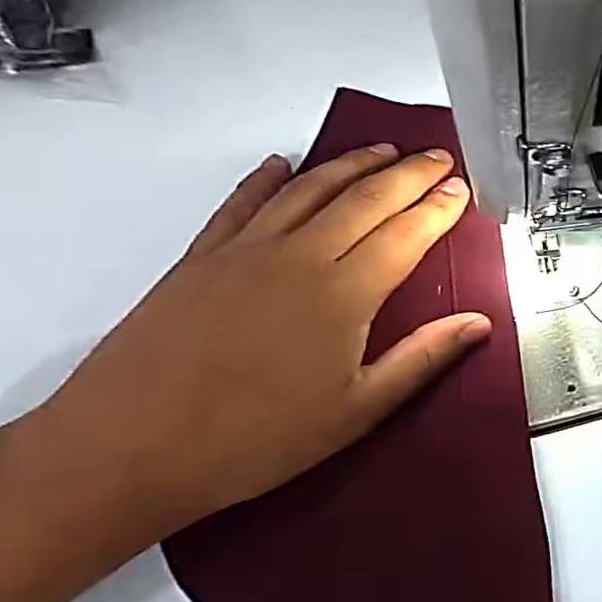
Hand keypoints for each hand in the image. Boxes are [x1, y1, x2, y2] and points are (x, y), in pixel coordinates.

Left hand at [0, 145, 489, 601]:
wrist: (121, 451)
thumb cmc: (253, 439)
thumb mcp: (357, 410)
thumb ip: (422, 358)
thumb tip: (479, 323)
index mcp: (343, 294)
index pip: (405, 234)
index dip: (438, 207)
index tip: (461, 189)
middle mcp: (298, 257)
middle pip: (365, 198)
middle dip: (409, 173)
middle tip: (439, 158)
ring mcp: (244, 251)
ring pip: (309, 189)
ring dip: (351, 163)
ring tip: (383, 149)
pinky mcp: (199, 258)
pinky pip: (241, 203)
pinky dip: (266, 177)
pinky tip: (281, 162)